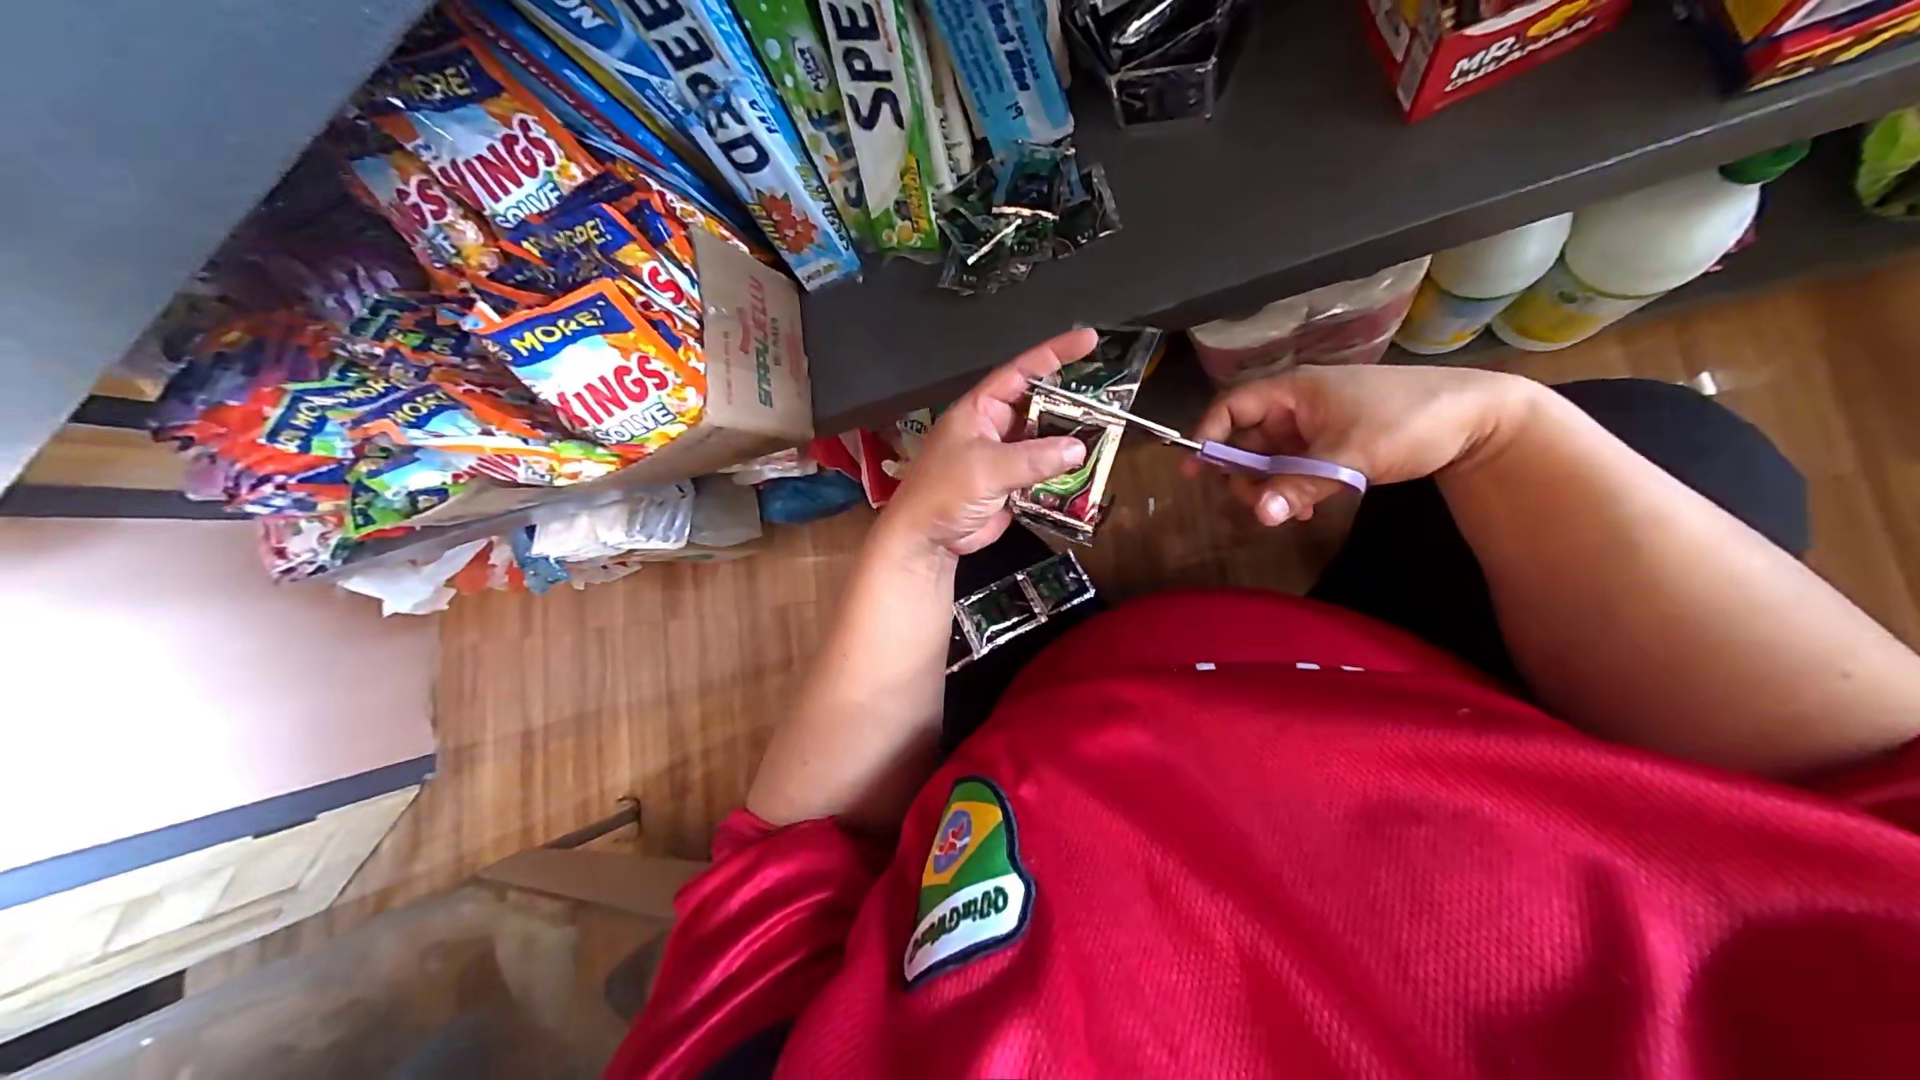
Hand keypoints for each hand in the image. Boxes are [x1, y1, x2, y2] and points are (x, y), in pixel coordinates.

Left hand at [879, 329, 1098, 556]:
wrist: (925, 539)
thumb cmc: (944, 492)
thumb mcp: (988, 467)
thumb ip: (1035, 457)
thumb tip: (1077, 449)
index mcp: (979, 410)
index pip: (1020, 372)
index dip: (1054, 354)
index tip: (1089, 341)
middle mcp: (992, 428)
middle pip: (1037, 408)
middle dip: (1068, 406)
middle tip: (1106, 404)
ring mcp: (1002, 457)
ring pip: (1043, 443)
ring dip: (1068, 444)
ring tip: (1105, 440)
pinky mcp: (1010, 485)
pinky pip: (1042, 473)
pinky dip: (1062, 475)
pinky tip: (1087, 475)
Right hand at [1182, 364, 1541, 525]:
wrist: (1479, 419)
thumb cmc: (1407, 421)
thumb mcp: (1349, 457)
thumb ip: (1299, 486)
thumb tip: (1258, 515)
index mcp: (1293, 390)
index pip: (1232, 406)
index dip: (1209, 433)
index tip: (1195, 467)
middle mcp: (1297, 405)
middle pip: (1246, 438)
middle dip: (1243, 473)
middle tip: (1253, 503)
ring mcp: (1314, 425)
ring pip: (1270, 458)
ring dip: (1271, 487)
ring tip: (1286, 511)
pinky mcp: (1331, 443)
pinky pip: (1295, 467)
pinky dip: (1293, 488)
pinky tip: (1306, 510)